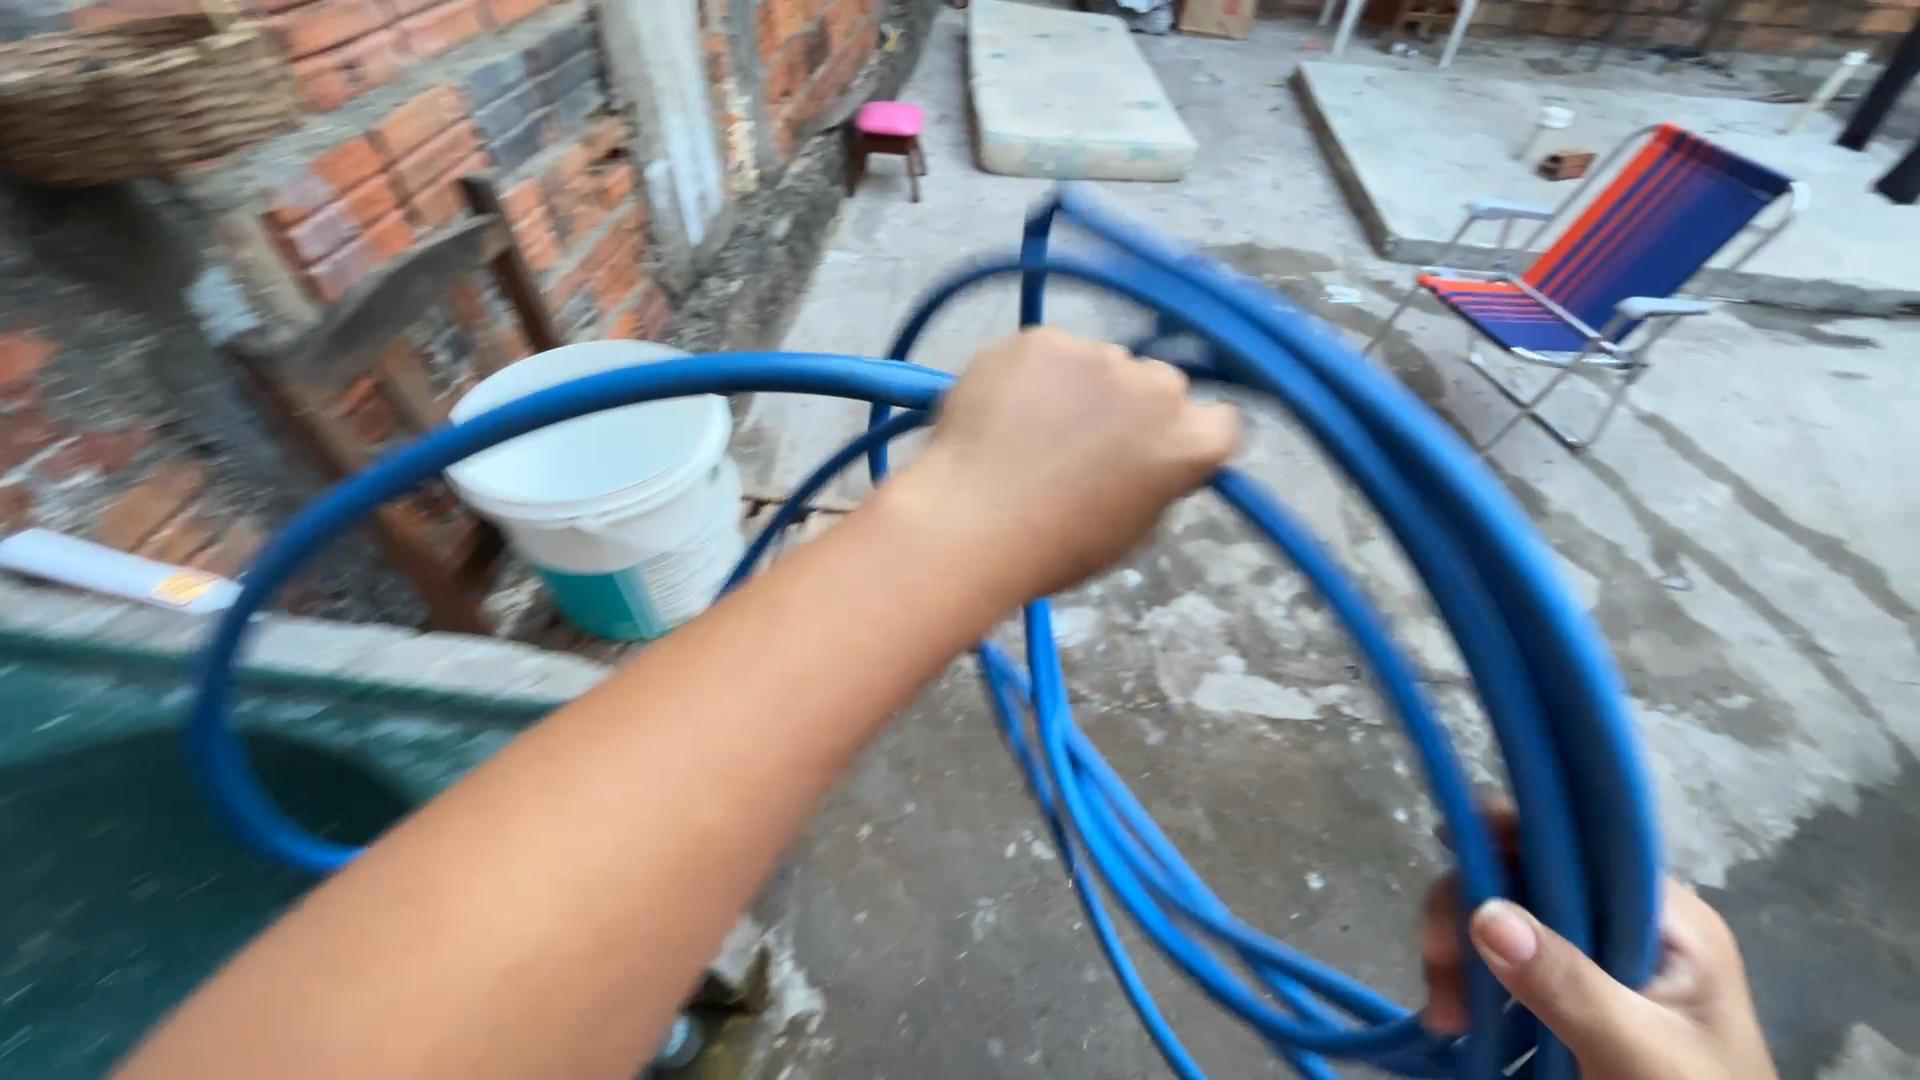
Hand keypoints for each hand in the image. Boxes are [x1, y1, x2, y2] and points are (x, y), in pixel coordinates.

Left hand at [887, 328, 1238, 603]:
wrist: (970, 524)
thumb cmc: (1054, 548)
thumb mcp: (1131, 528)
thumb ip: (1158, 475)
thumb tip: (1149, 453)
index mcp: (1189, 439)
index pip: (1216, 421)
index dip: (1183, 437)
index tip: (1153, 453)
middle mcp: (1155, 385)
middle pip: (1159, 384)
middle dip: (1133, 406)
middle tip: (1085, 444)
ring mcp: (1094, 353)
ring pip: (1098, 363)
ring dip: (1080, 386)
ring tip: (1033, 432)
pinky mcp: (1038, 340)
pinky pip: (1046, 353)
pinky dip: (1032, 375)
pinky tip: (1004, 412)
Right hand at [1420, 807, 1776, 1079]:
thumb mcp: (1637, 1053)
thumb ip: (1568, 985)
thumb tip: (1485, 913)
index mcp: (1664, 917)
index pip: (1576, 842)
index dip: (1508, 832)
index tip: (1448, 845)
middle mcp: (1623, 920)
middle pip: (1519, 878)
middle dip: (1466, 913)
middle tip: (1435, 961)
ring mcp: (1590, 955)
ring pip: (1496, 918)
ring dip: (1457, 957)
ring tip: (1444, 1015)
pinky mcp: (1560, 989)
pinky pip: (1494, 960)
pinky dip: (1464, 982)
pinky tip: (1451, 1016)